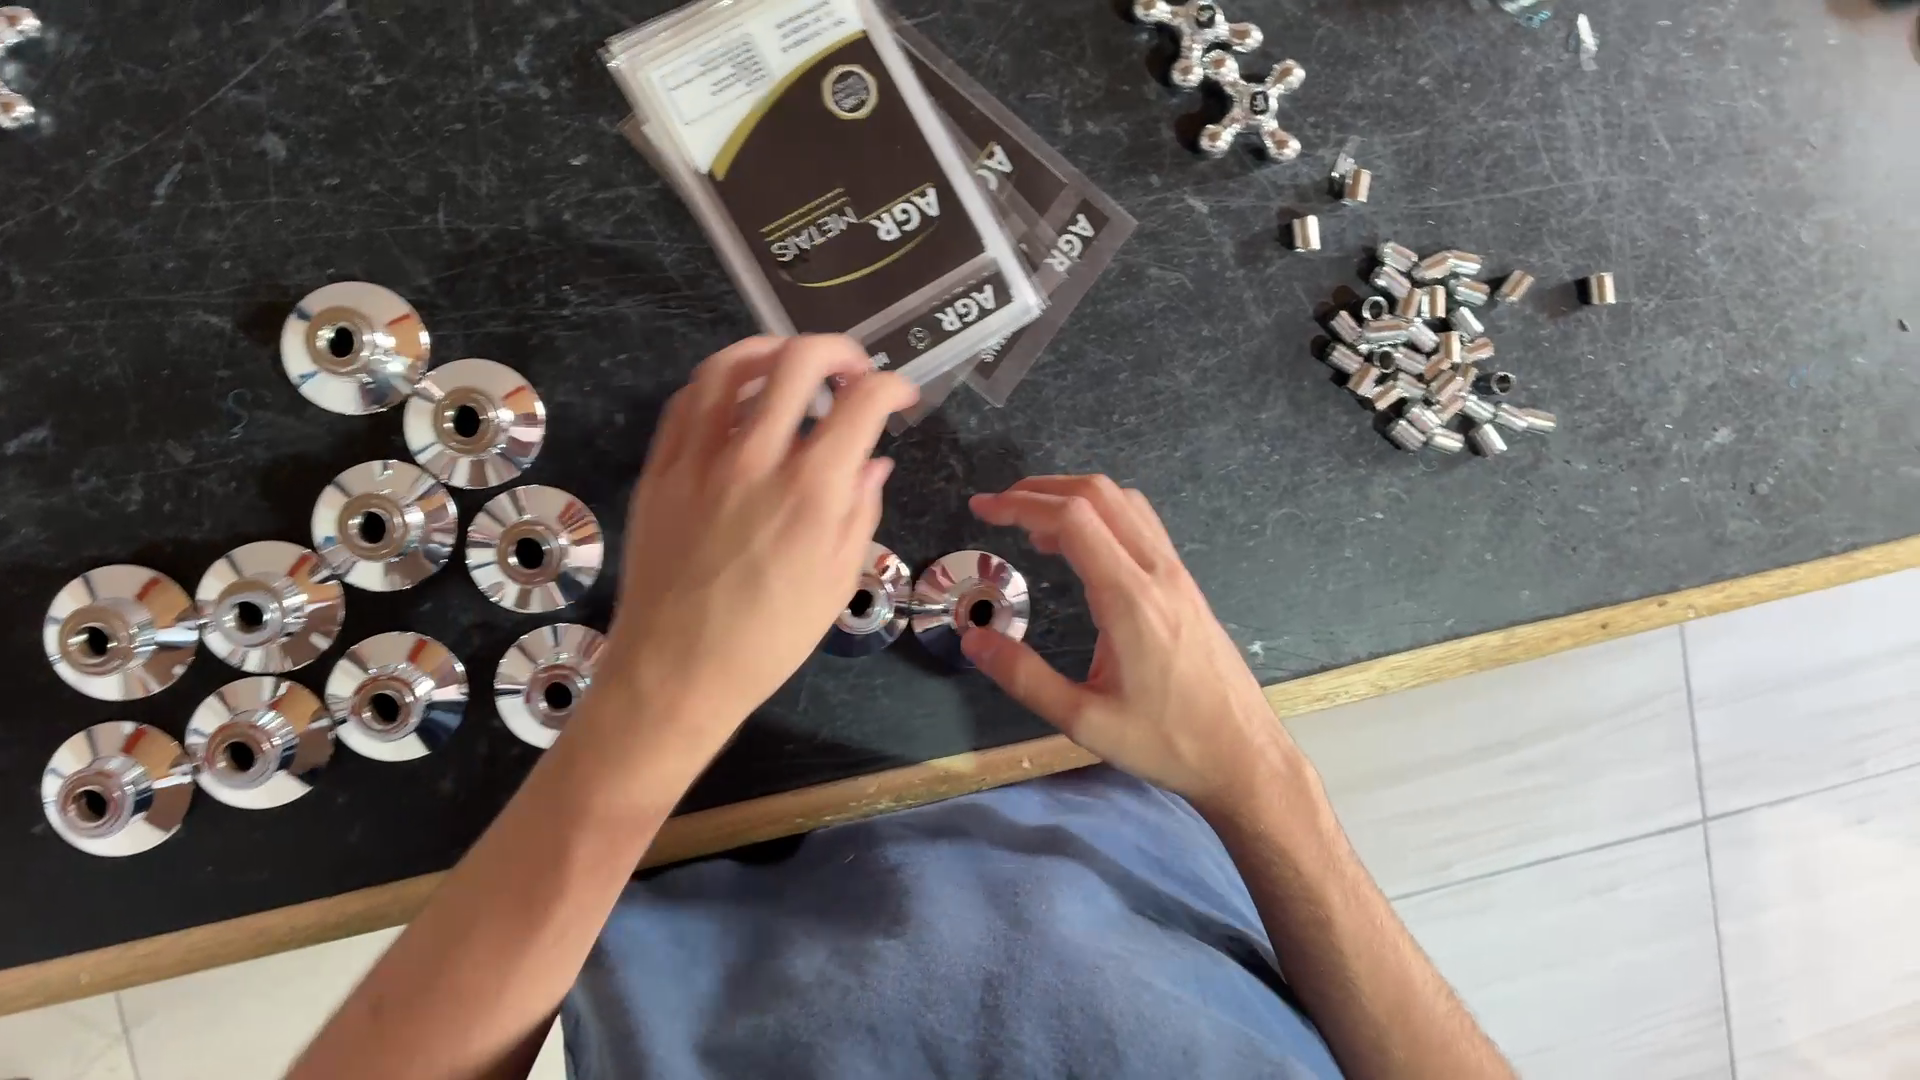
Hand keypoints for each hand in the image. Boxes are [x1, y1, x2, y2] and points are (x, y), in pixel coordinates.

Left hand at [597, 335, 915, 752]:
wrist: (678, 669)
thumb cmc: (770, 637)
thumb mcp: (838, 581)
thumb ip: (861, 509)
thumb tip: (875, 459)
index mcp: (813, 492)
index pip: (863, 402)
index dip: (893, 387)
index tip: (902, 397)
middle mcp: (757, 459)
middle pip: (799, 361)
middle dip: (840, 350)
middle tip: (854, 371)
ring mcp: (700, 458)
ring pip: (732, 364)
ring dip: (774, 350)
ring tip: (793, 366)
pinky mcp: (660, 468)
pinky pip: (688, 399)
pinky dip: (720, 381)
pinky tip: (738, 396)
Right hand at [963, 476, 1298, 808]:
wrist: (1244, 755)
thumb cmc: (1166, 742)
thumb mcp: (1083, 721)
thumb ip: (1024, 678)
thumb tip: (973, 640)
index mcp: (1130, 599)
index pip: (1073, 519)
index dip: (1021, 504)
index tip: (982, 509)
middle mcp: (1157, 571)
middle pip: (1099, 494)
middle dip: (1041, 490)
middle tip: (999, 508)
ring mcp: (1177, 574)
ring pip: (1125, 502)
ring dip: (1075, 497)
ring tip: (1033, 526)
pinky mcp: (1185, 584)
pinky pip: (1142, 525)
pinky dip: (1102, 515)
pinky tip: (1082, 547)